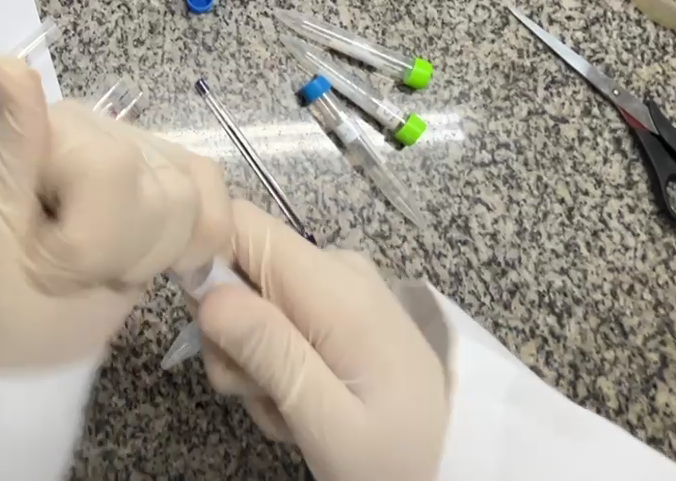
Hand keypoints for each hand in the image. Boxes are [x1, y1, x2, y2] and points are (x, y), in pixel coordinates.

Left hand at [0, 58, 231, 370]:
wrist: (18, 336)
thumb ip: (12, 138)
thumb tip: (6, 60)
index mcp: (55, 125)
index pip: (111, 172)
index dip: (83, 243)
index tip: (40, 262)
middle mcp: (106, 125)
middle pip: (163, 192)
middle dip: (115, 254)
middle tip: (66, 266)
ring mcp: (147, 152)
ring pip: (193, 203)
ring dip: (146, 256)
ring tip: (99, 263)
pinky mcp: (176, 182)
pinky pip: (219, 206)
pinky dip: (194, 246)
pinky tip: (147, 258)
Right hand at [197, 200, 450, 480]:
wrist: (472, 471)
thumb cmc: (404, 459)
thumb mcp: (331, 425)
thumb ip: (271, 353)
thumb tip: (206, 290)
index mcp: (331, 284)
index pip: (239, 219)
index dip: (204, 255)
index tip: (206, 323)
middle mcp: (332, 266)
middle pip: (238, 264)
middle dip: (230, 331)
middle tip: (258, 394)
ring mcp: (337, 284)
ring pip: (252, 297)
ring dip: (251, 357)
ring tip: (288, 411)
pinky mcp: (337, 305)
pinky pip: (279, 314)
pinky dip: (275, 359)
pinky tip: (302, 401)